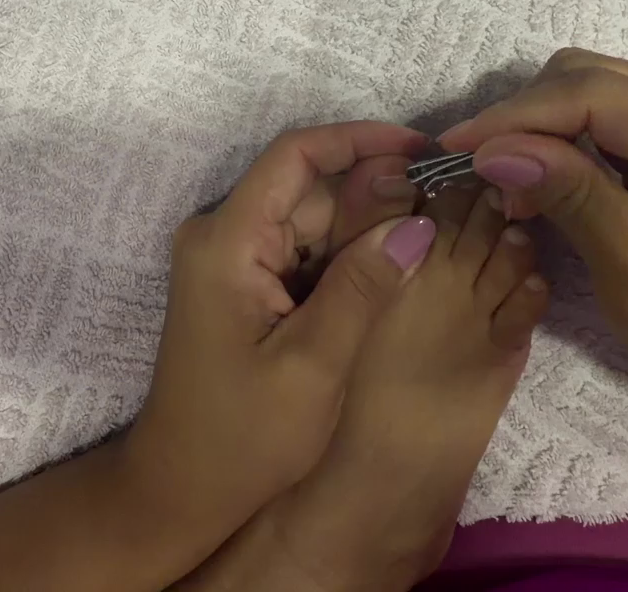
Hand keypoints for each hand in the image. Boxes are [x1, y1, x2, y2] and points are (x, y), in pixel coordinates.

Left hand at [124, 121, 433, 543]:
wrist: (182, 486)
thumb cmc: (242, 437)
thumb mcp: (313, 363)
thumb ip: (363, 285)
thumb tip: (418, 221)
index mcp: (227, 240)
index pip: (294, 157)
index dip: (358, 140)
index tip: (421, 148)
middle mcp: (222, 234)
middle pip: (305, 187)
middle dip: (373, 188)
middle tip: (444, 201)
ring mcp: (229, 256)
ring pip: (308, 216)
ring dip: (364, 222)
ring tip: (430, 229)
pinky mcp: (241, 280)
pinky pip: (300, 247)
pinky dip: (344, 252)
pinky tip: (390, 261)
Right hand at [438, 49, 627, 423]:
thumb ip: (575, 202)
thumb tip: (494, 151)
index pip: (604, 97)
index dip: (520, 113)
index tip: (457, 146)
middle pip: (599, 75)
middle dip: (527, 117)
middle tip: (489, 176)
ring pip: (603, 79)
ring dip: (545, 120)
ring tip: (519, 180)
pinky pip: (621, 99)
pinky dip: (573, 127)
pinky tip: (557, 170)